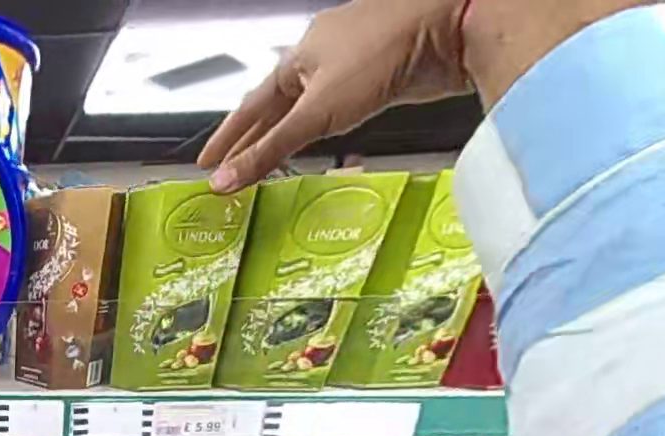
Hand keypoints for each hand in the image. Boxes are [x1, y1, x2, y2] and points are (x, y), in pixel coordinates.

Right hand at [199, 0, 470, 191]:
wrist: (458, 22)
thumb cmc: (383, 54)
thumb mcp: (315, 113)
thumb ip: (267, 151)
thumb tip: (221, 184)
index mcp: (299, 55)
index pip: (249, 106)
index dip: (227, 137)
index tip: (206, 162)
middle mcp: (320, 54)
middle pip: (273, 107)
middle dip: (249, 140)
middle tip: (227, 170)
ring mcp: (350, 62)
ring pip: (303, 107)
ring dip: (280, 136)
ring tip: (262, 162)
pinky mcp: (377, 73)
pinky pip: (331, 108)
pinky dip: (313, 129)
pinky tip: (311, 140)